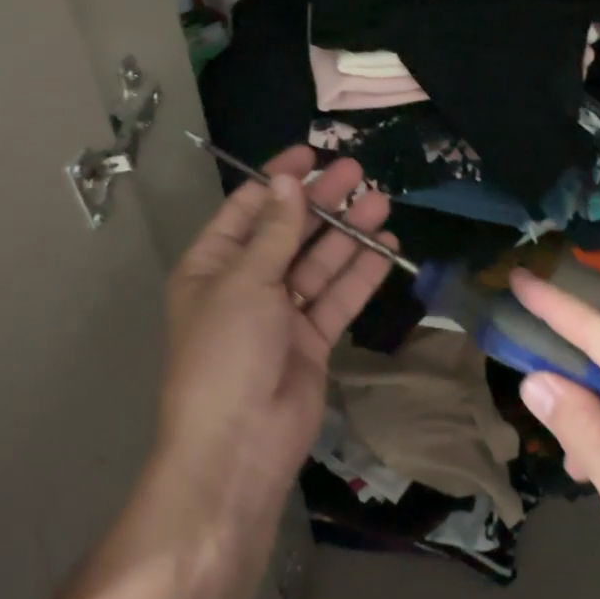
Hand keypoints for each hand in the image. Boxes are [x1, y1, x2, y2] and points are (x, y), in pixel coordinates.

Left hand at [157, 146, 393, 515]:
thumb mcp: (244, 283)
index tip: (311, 152)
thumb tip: (286, 180)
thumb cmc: (227, 352)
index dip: (278, 179)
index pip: (248, 209)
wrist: (238, 446)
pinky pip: (336, 298)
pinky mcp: (311, 341)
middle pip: (289, 232)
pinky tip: (386, 247)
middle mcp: (245, 284)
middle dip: (322, 202)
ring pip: (318, 263)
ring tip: (381, 200)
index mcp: (212, 266)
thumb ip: (274, 232)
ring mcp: (280, 314)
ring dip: (348, 233)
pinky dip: (360, 274)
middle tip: (358, 171)